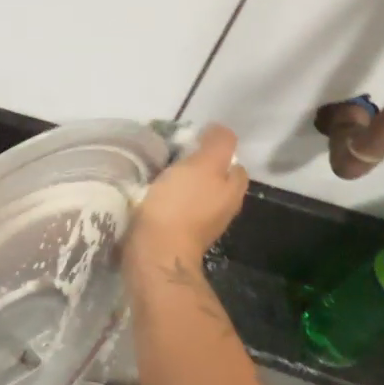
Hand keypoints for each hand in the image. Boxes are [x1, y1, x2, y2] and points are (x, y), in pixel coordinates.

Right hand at [128, 123, 249, 269]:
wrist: (155, 253)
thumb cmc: (180, 206)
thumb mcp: (204, 164)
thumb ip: (218, 143)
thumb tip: (218, 130)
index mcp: (233, 190)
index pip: (234, 163)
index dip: (215, 150)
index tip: (190, 145)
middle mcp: (223, 209)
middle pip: (213, 180)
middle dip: (195, 169)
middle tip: (170, 159)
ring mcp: (200, 226)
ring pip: (193, 196)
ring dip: (178, 187)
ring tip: (156, 177)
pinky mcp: (177, 237)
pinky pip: (175, 211)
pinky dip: (165, 203)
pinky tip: (150, 199)